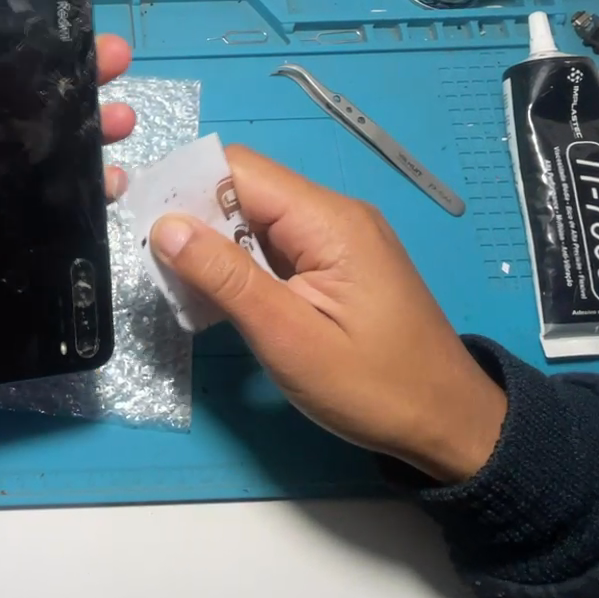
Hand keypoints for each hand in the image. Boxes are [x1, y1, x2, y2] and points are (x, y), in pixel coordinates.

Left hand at [0, 11, 135, 375]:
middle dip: (75, 87)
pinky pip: (62, 215)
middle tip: (116, 65)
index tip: (63, 26)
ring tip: (123, 121)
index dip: (22, 53)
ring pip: (54, 161)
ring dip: (93, 134)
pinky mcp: (18, 253)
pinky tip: (114, 182)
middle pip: (29, 119)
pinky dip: (92, 195)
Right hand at [148, 147, 506, 481]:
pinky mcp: (331, 262)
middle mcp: (331, 214)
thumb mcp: (288, 337)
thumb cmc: (374, 388)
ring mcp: (333, 238)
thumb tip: (165, 226)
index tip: (148, 229)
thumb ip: (225, 278)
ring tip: (185, 287)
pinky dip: (238, 264)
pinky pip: (270, 245)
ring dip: (213, 247)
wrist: (451, 427)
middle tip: (161, 268)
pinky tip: (221, 297)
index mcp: (327, 221)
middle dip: (195, 220)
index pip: (240, 170)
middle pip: (243, 189)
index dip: (187, 188)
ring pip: (252, 218)